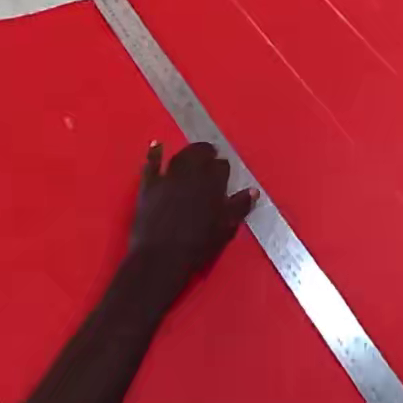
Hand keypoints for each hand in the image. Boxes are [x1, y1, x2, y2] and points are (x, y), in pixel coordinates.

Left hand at [126, 142, 255, 295]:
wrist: (161, 259)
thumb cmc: (198, 245)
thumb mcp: (226, 228)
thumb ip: (240, 206)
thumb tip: (253, 191)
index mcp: (213, 182)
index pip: (222, 166)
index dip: (223, 170)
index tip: (224, 176)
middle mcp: (191, 174)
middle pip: (201, 154)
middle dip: (207, 152)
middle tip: (211, 154)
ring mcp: (168, 178)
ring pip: (180, 156)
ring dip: (188, 152)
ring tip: (193, 153)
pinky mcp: (149, 186)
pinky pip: (152, 164)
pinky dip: (154, 153)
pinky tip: (156, 144)